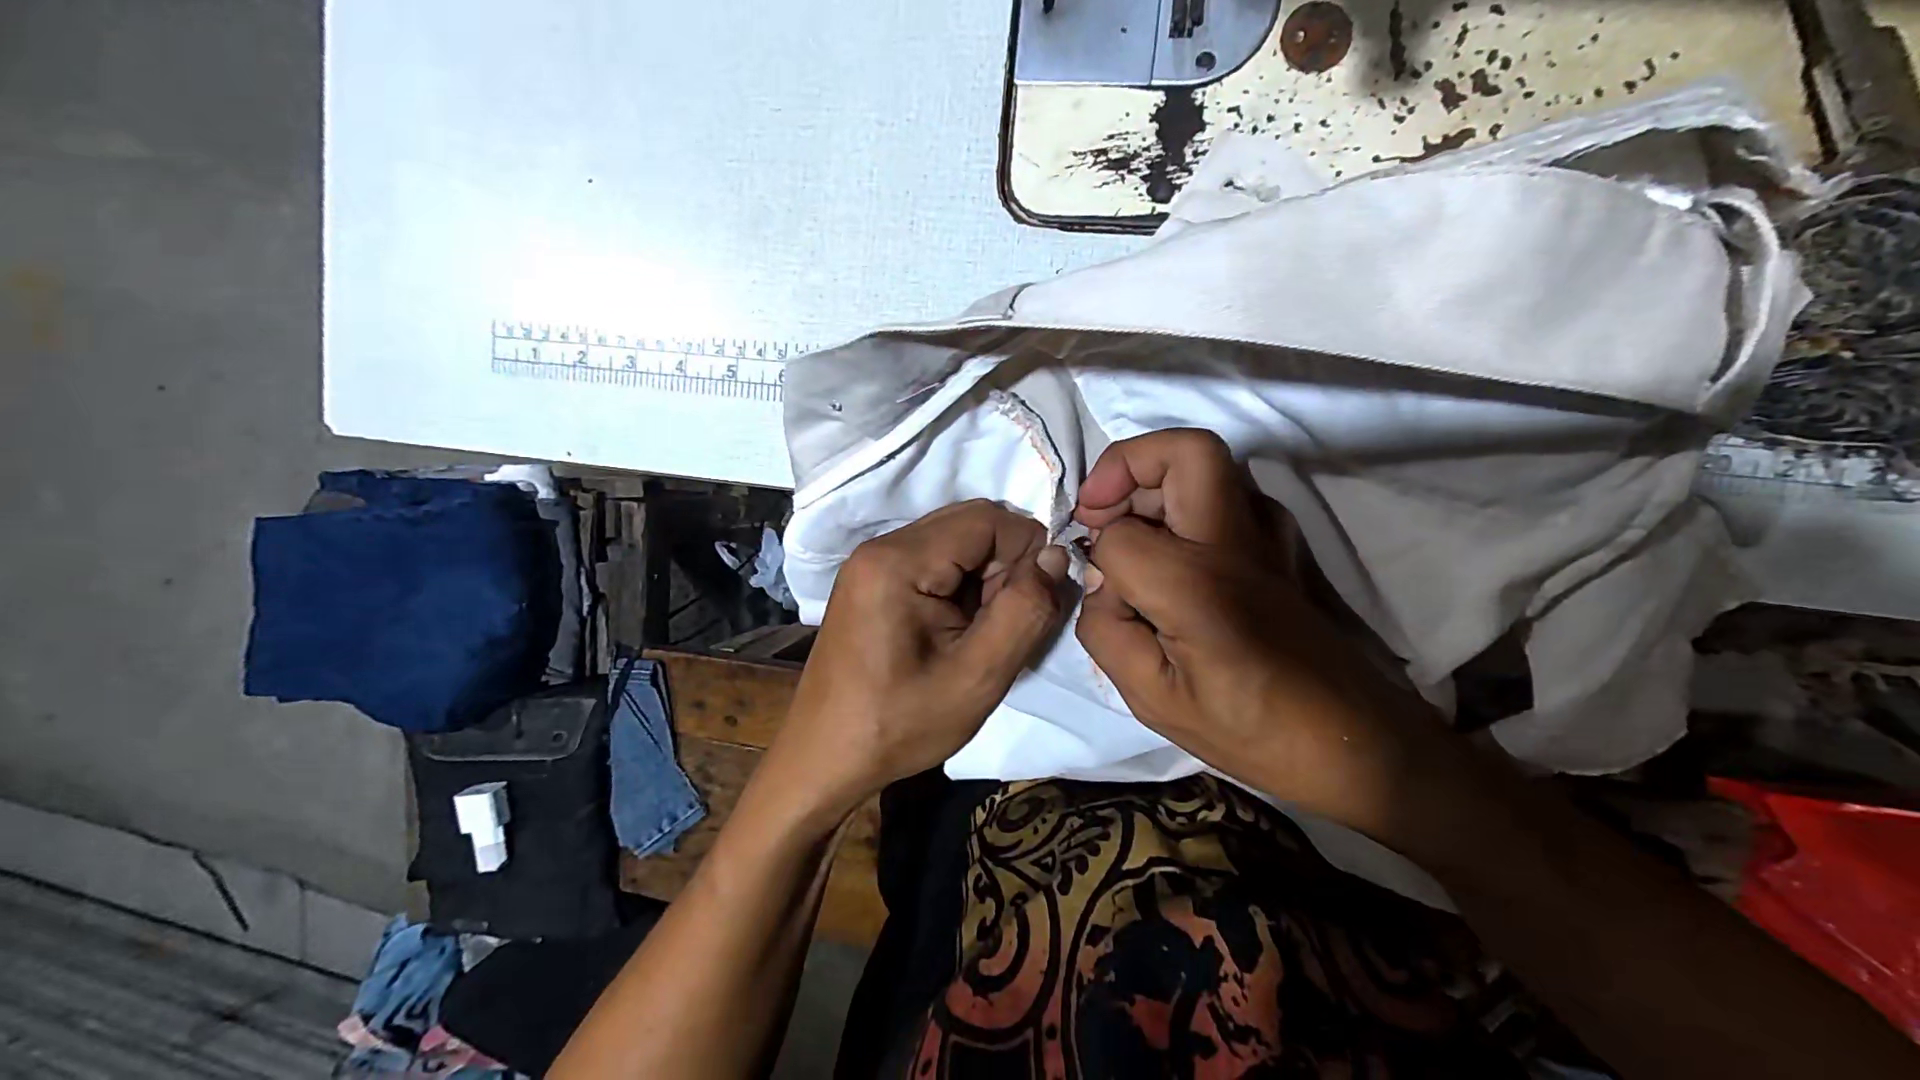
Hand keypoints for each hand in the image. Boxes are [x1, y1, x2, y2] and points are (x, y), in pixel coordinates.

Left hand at [771, 500, 1069, 821]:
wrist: (826, 758)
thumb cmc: (898, 725)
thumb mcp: (977, 676)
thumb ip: (1025, 610)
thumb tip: (1057, 555)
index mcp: (897, 561)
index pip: (987, 519)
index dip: (1028, 550)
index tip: (1038, 602)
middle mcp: (879, 546)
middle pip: (970, 524)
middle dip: (1007, 564)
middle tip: (1008, 623)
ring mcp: (871, 562)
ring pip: (955, 542)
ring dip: (986, 577)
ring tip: (983, 633)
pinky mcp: (872, 581)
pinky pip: (934, 561)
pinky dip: (962, 586)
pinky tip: (960, 630)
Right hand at [1075, 429, 1466, 844]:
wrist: (1354, 742)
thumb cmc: (1250, 730)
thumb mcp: (1154, 698)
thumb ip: (1107, 629)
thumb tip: (1102, 578)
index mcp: (1200, 585)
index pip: (1120, 535)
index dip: (1097, 554)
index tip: (1098, 584)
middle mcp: (1239, 540)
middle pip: (1183, 450)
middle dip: (1126, 465)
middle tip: (1098, 512)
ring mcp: (1270, 533)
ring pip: (1204, 462)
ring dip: (1153, 481)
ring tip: (1126, 530)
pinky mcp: (1282, 540)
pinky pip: (1221, 493)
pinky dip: (1180, 502)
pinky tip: (1169, 552)